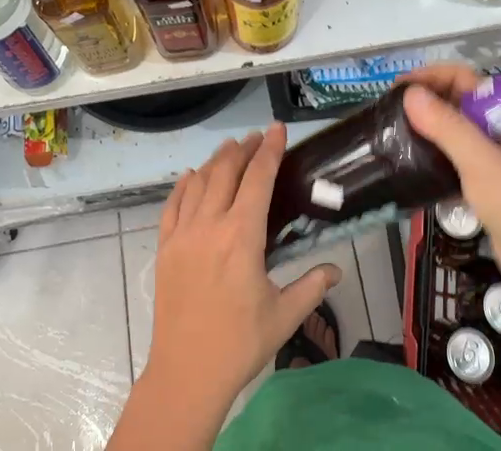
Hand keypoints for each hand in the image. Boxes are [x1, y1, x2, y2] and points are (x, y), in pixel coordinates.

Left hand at [144, 124, 340, 404]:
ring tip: (231, 149)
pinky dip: (184, 185)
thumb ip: (312, 285)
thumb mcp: (284, 315)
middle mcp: (210, 226)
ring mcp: (182, 235)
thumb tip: (336, 269)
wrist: (187, 372)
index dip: (269, 150)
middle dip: (243, 150)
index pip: (258, 179)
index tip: (278, 129)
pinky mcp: (164, 248)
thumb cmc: (240, 344)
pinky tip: (192, 177)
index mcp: (242, 237)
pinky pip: (172, 205)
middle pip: (226, 172)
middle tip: (258, 137)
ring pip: (198, 183)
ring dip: (216, 161)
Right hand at [400, 67, 500, 289]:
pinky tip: (412, 170)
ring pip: (454, 134)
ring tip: (395, 138)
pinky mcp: (485, 187)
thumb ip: (446, 126)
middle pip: (457, 103)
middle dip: (425, 101)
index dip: (432, 76)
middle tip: (391, 112)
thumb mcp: (479, 160)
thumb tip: (410, 94)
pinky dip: (433, 160)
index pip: (464, 79)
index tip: (400, 87)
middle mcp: (498, 132)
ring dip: (427, 131)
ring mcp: (492, 161)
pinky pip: (454, 163)